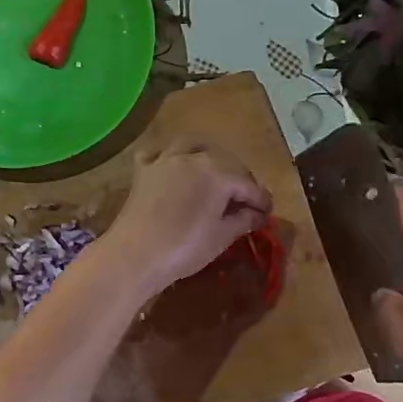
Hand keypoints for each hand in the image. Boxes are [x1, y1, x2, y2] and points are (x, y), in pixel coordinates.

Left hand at [101, 140, 272, 295]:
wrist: (134, 256)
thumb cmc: (184, 249)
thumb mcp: (221, 237)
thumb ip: (243, 220)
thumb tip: (258, 214)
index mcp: (219, 174)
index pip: (249, 185)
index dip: (262, 200)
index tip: (268, 214)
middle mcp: (194, 158)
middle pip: (226, 161)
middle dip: (240, 178)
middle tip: (246, 200)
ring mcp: (165, 160)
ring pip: (193, 145)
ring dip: (209, 155)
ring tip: (216, 172)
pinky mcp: (143, 171)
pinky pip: (158, 153)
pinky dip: (169, 156)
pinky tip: (174, 166)